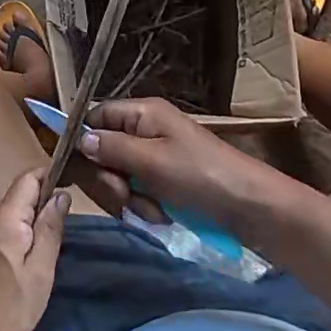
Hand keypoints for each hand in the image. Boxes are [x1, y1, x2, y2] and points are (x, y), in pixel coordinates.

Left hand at [0, 167, 69, 330]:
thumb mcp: (40, 270)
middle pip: (21, 191)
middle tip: (69, 220)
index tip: (74, 187)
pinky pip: (5, 221)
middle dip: (45, 197)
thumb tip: (62, 195)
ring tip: (55, 236)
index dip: (52, 176)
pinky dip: (23, 227)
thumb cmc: (10, 308)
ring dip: (34, 214)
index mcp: (4, 217)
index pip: (29, 177)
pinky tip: (33, 249)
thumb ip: (51, 228)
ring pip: (14, 207)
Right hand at [79, 98, 309, 234]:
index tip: (78, 167)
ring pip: (117, 175)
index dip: (81, 139)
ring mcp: (154, 157)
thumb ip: (112, 148)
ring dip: (128, 197)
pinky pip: (136, 192)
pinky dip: (144, 207)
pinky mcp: (164, 182)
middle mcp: (144, 130)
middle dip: (109, 178)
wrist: (253, 208)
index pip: (95, 116)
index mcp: (142, 113)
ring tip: (153, 210)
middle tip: (125, 194)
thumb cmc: (203, 176)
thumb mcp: (153, 161)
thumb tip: (78, 139)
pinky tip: (161, 217)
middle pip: (102, 149)